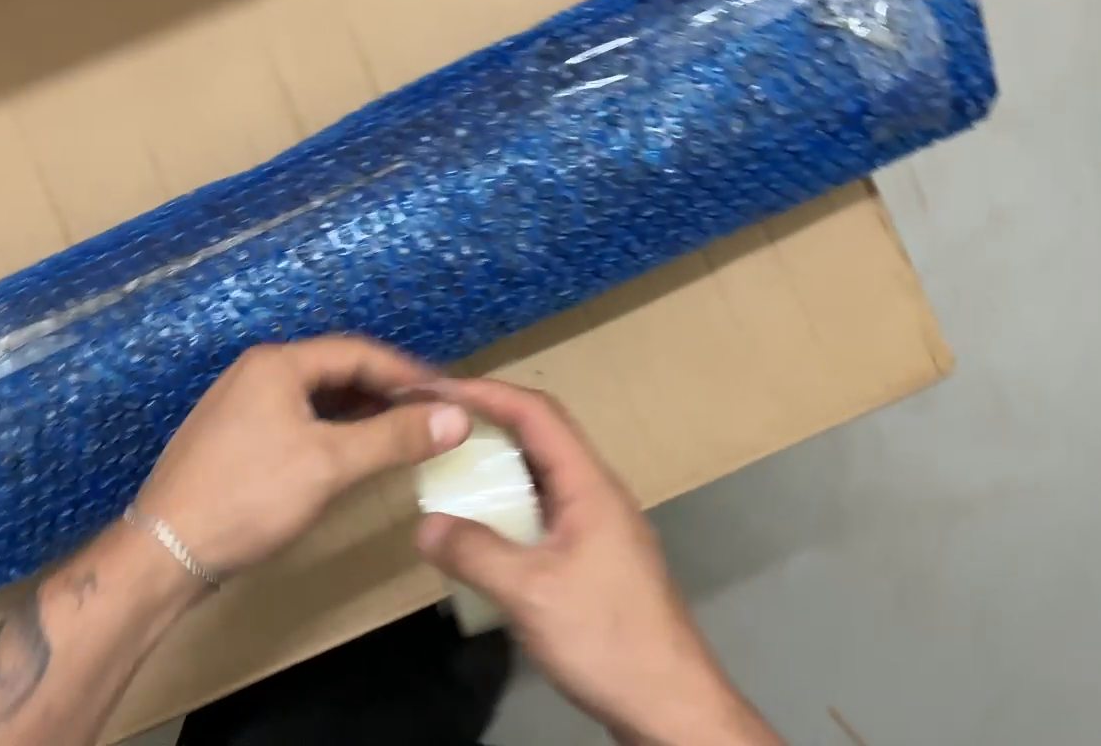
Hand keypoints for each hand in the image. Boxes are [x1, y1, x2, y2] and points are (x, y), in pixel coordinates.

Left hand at [135, 338, 471, 577]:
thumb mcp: (329, 464)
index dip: (406, 371)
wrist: (164, 549)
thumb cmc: (250, 496)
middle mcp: (258, 371)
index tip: (448, 395)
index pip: (357, 352)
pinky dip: (332, 430)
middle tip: (429, 417)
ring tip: (401, 434)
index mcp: (277, 364)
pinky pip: (296, 418)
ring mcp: (242, 403)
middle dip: (385, 391)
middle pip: (335, 370)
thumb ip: (393, 437)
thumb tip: (457, 415)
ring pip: (316, 397)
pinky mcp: (236, 435)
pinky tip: (352, 453)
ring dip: (360, 412)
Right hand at [415, 379, 780, 745]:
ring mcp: (597, 524)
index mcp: (589, 484)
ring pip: (539, 471)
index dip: (485, 391)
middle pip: (538, 433)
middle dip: (486, 418)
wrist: (675, 711)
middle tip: (435, 422)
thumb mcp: (531, 594)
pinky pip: (541, 506)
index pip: (535, 412)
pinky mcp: (592, 555)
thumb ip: (475, 553)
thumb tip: (425, 525)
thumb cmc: (610, 640)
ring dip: (496, 460)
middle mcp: (595, 492)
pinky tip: (481, 523)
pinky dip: (506, 499)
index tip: (436, 389)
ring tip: (450, 464)